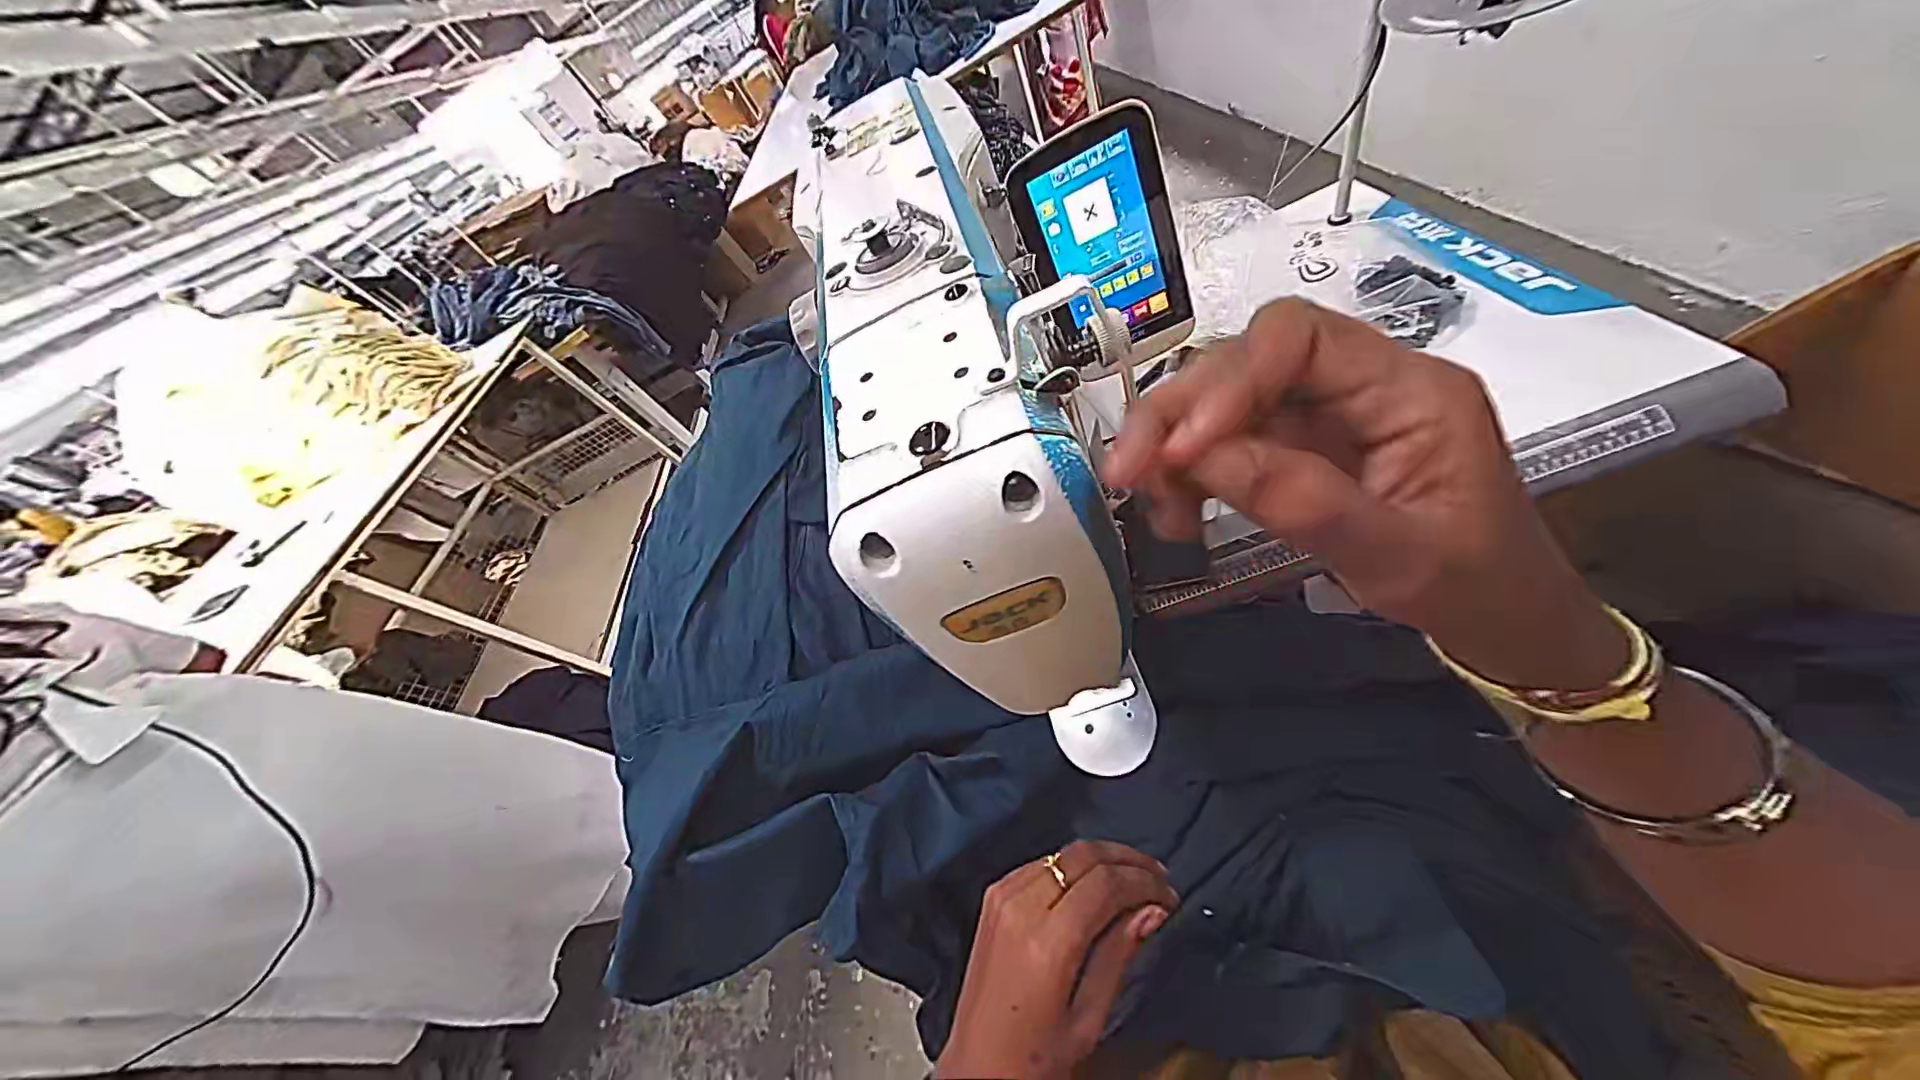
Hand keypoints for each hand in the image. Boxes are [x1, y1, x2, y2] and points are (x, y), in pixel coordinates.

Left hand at [936, 841, 1177, 1078]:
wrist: (977, 1063)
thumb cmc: (1033, 1055)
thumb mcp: (1088, 1017)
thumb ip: (1120, 954)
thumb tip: (1152, 911)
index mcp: (1047, 942)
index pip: (1105, 883)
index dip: (1143, 881)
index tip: (1167, 895)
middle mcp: (1021, 907)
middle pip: (1084, 855)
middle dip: (1128, 859)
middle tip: (1158, 876)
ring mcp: (1003, 896)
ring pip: (1063, 852)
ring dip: (1102, 857)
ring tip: (1134, 876)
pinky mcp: (994, 895)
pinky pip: (1041, 863)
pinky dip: (1073, 865)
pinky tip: (1093, 882)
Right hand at [1103, 298, 1625, 688]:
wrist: (1494, 615)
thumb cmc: (1475, 584)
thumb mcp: (1398, 555)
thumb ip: (1305, 502)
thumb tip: (1205, 460)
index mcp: (1408, 391)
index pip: (1299, 340)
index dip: (1228, 381)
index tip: (1183, 446)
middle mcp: (1355, 390)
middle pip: (1242, 364)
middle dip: (1176, 413)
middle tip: (1130, 468)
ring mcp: (1318, 420)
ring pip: (1219, 402)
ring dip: (1170, 447)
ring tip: (1154, 501)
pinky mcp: (1291, 450)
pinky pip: (1218, 444)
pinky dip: (1183, 475)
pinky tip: (1177, 511)